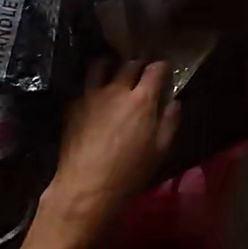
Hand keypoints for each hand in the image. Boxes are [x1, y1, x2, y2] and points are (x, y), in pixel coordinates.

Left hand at [38, 60, 181, 244]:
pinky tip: (94, 95)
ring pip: (100, 65)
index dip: (162, 67)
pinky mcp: (72, 104)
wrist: (87, 185)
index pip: (155, 69)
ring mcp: (90, 94)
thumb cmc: (130, 172)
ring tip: (113, 71)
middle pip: (129, 63)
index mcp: (141, 100)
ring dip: (110, 64)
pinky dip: (91, 85)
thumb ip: (170, 121)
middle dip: (139, 63)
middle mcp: (115, 89)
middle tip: (142, 71)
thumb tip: (174, 101)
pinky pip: (83, 86)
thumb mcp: (160, 150)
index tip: (164, 70)